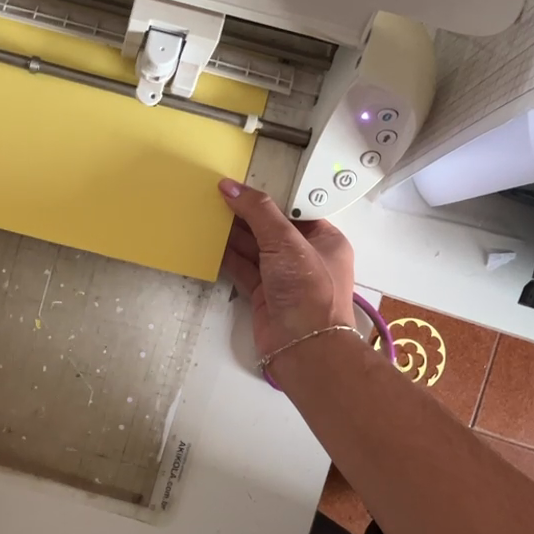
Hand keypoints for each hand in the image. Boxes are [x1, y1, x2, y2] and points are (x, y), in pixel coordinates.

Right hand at [218, 178, 357, 359]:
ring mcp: (283, 278)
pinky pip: (243, 269)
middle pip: (271, 228)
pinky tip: (210, 243)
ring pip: (254, 249)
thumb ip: (258, 212)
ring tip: (209, 215)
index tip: (243, 186)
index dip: (269, 198)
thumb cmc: (309, 291)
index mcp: (325, 239)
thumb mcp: (286, 241)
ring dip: (234, 235)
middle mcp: (305, 257)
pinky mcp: (264, 295)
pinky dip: (228, 257)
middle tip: (218, 197)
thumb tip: (231, 187)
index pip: (295, 211)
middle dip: (246, 215)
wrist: (304, 347)